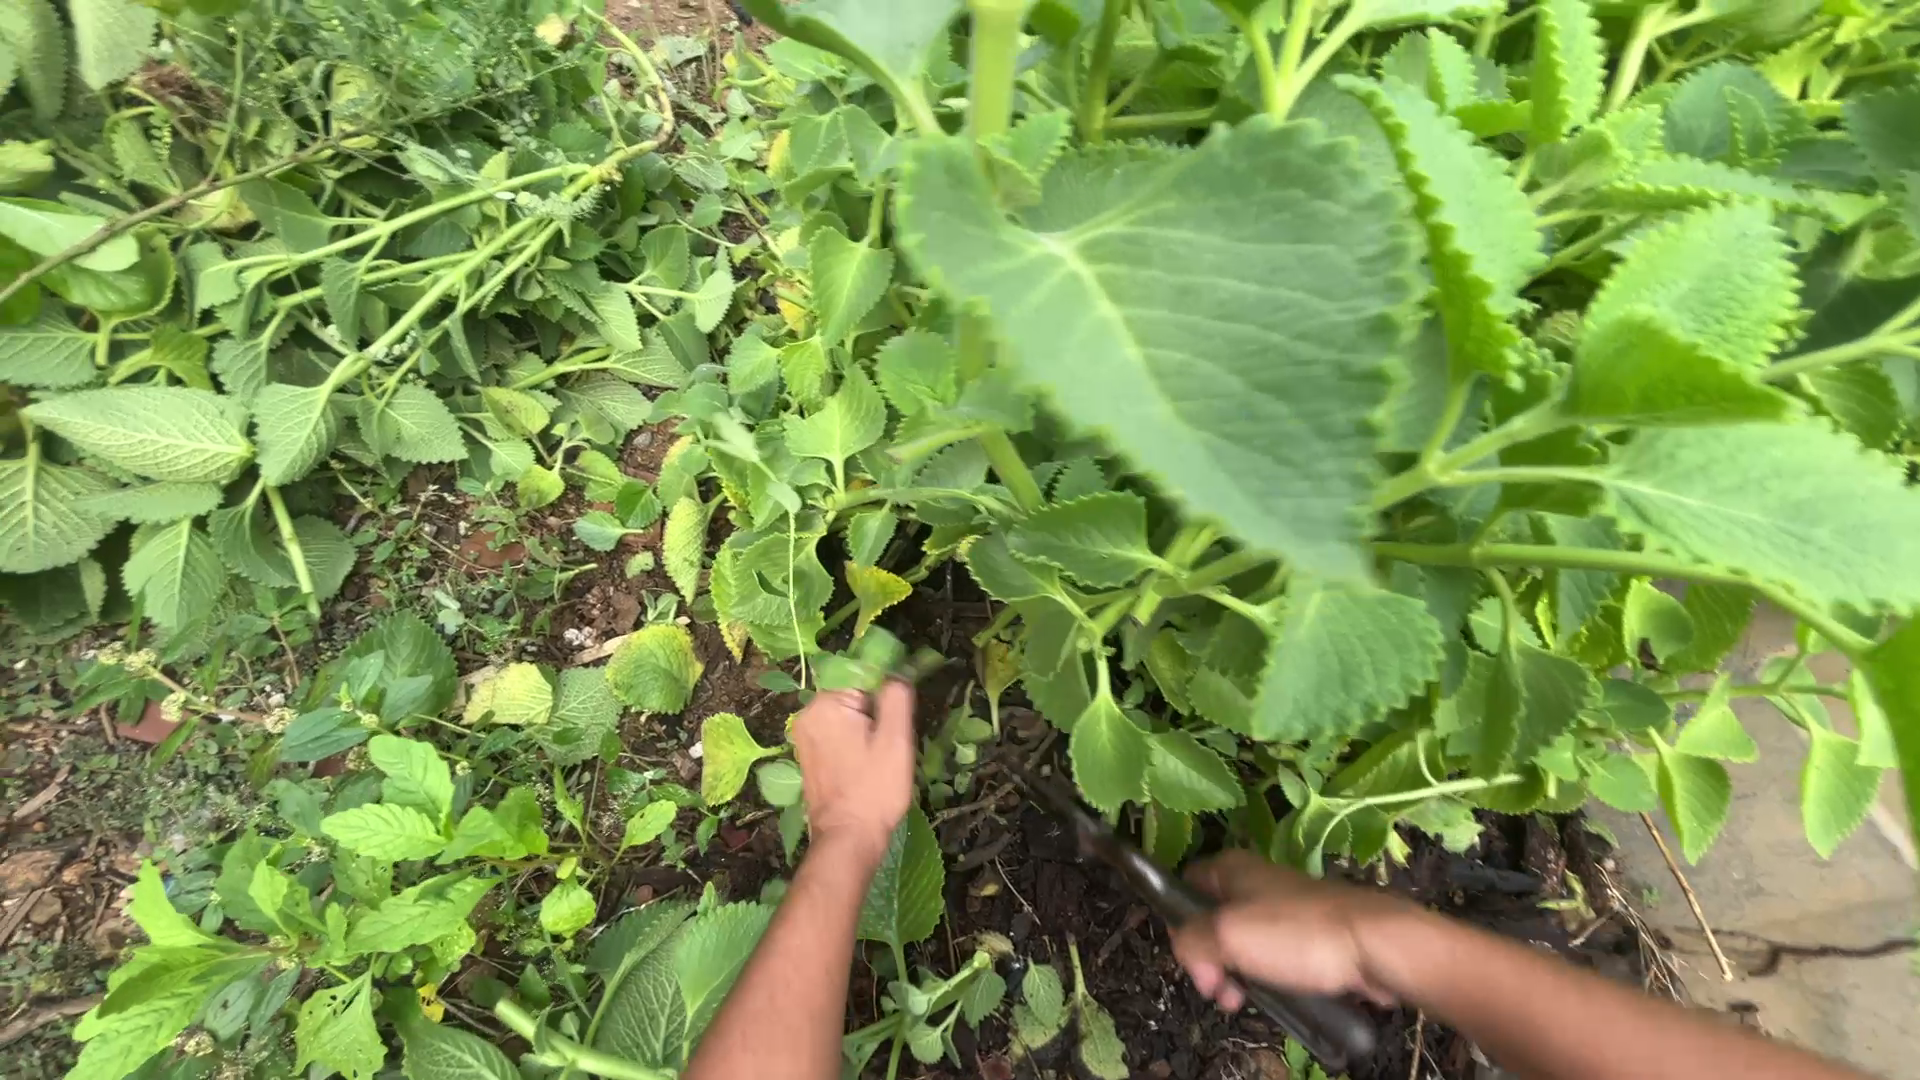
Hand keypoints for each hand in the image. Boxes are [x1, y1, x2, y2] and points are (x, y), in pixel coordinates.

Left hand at [791, 681, 915, 862]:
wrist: (848, 838)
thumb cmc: (875, 788)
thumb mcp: (896, 738)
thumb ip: (896, 696)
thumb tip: (896, 675)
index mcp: (826, 704)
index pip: (866, 680)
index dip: (886, 702)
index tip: (894, 729)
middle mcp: (808, 714)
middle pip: (856, 698)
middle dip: (877, 717)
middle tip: (888, 748)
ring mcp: (804, 736)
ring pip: (849, 718)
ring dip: (867, 733)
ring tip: (877, 761)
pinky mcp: (808, 756)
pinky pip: (838, 735)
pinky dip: (854, 746)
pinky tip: (864, 768)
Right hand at [1169, 851, 1416, 1009]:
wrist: (1374, 944)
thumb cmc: (1294, 934)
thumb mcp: (1227, 935)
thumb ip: (1192, 941)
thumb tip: (1190, 958)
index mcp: (1229, 867)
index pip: (1182, 887)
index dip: (1178, 923)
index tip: (1192, 959)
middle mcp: (1253, 880)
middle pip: (1212, 919)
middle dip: (1210, 959)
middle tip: (1221, 991)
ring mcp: (1283, 906)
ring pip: (1243, 941)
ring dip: (1238, 974)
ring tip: (1247, 1002)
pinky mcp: (1309, 932)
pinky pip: (1274, 954)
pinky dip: (1269, 976)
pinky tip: (1278, 999)